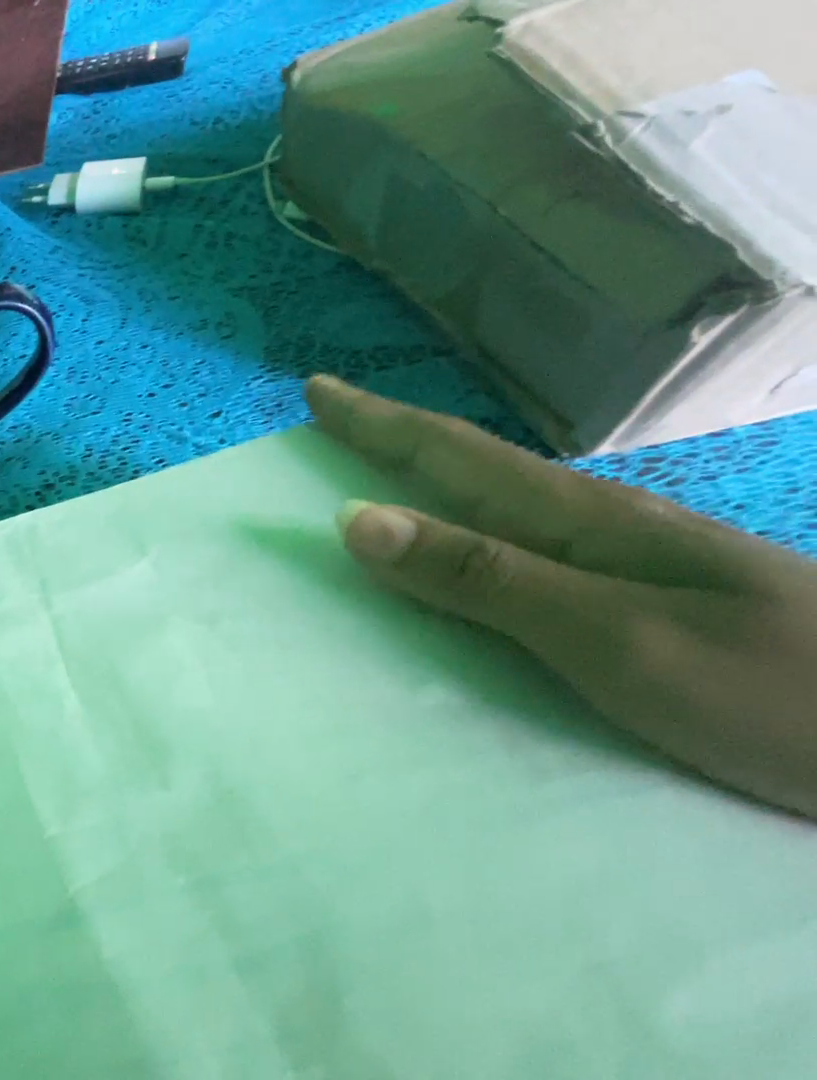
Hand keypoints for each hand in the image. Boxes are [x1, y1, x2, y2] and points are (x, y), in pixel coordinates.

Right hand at [307, 375, 816, 819]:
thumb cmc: (779, 696)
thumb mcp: (613, 638)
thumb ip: (482, 576)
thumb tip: (355, 517)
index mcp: (585, 520)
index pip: (454, 454)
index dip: (378, 421)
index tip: (317, 389)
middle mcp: (600, 528)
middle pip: (471, 469)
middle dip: (392, 440)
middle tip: (332, 422)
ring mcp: (627, 565)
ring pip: (496, 508)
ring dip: (427, 482)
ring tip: (377, 476)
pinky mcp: (640, 605)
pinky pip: (520, 552)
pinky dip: (464, 535)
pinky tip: (464, 548)